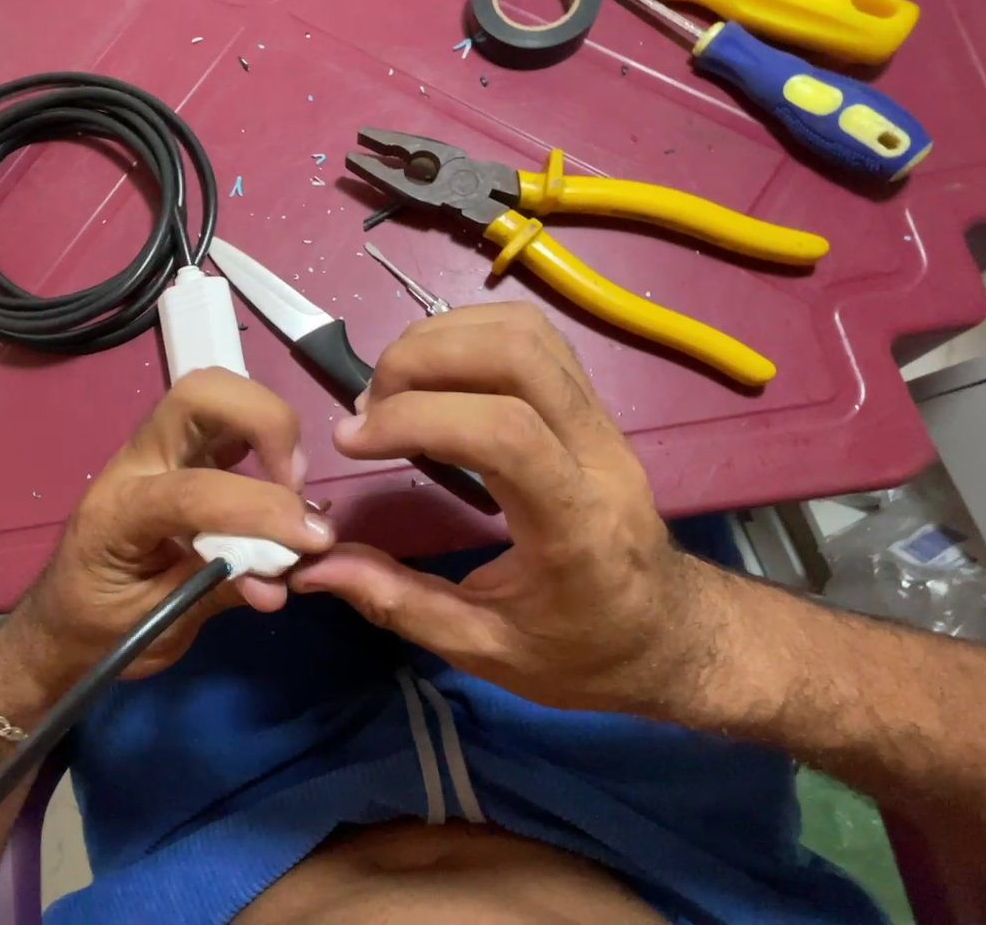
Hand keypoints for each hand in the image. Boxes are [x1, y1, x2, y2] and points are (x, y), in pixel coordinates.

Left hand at [17, 368, 335, 683]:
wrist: (61, 621)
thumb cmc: (100, 628)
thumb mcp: (157, 626)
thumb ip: (218, 592)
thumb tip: (282, 581)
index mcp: (118, 513)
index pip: (193, 491)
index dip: (260, 509)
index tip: (313, 539)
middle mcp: (135, 465)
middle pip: (197, 394)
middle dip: (264, 419)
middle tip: (295, 480)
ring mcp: (155, 452)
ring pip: (210, 391)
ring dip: (265, 421)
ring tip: (290, 480)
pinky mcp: (176, 454)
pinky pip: (221, 420)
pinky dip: (259, 435)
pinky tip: (276, 478)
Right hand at [288, 303, 722, 714]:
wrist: (674, 635)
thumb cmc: (584, 653)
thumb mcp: (485, 650)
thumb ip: (395, 603)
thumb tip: (311, 568)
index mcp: (576, 526)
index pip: (504, 432)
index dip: (414, 419)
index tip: (351, 442)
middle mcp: (597, 454)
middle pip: (517, 354)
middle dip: (421, 359)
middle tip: (369, 407)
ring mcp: (601, 421)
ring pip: (526, 332)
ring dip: (441, 339)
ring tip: (393, 387)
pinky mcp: (592, 406)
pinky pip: (533, 340)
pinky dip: (467, 336)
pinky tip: (431, 376)